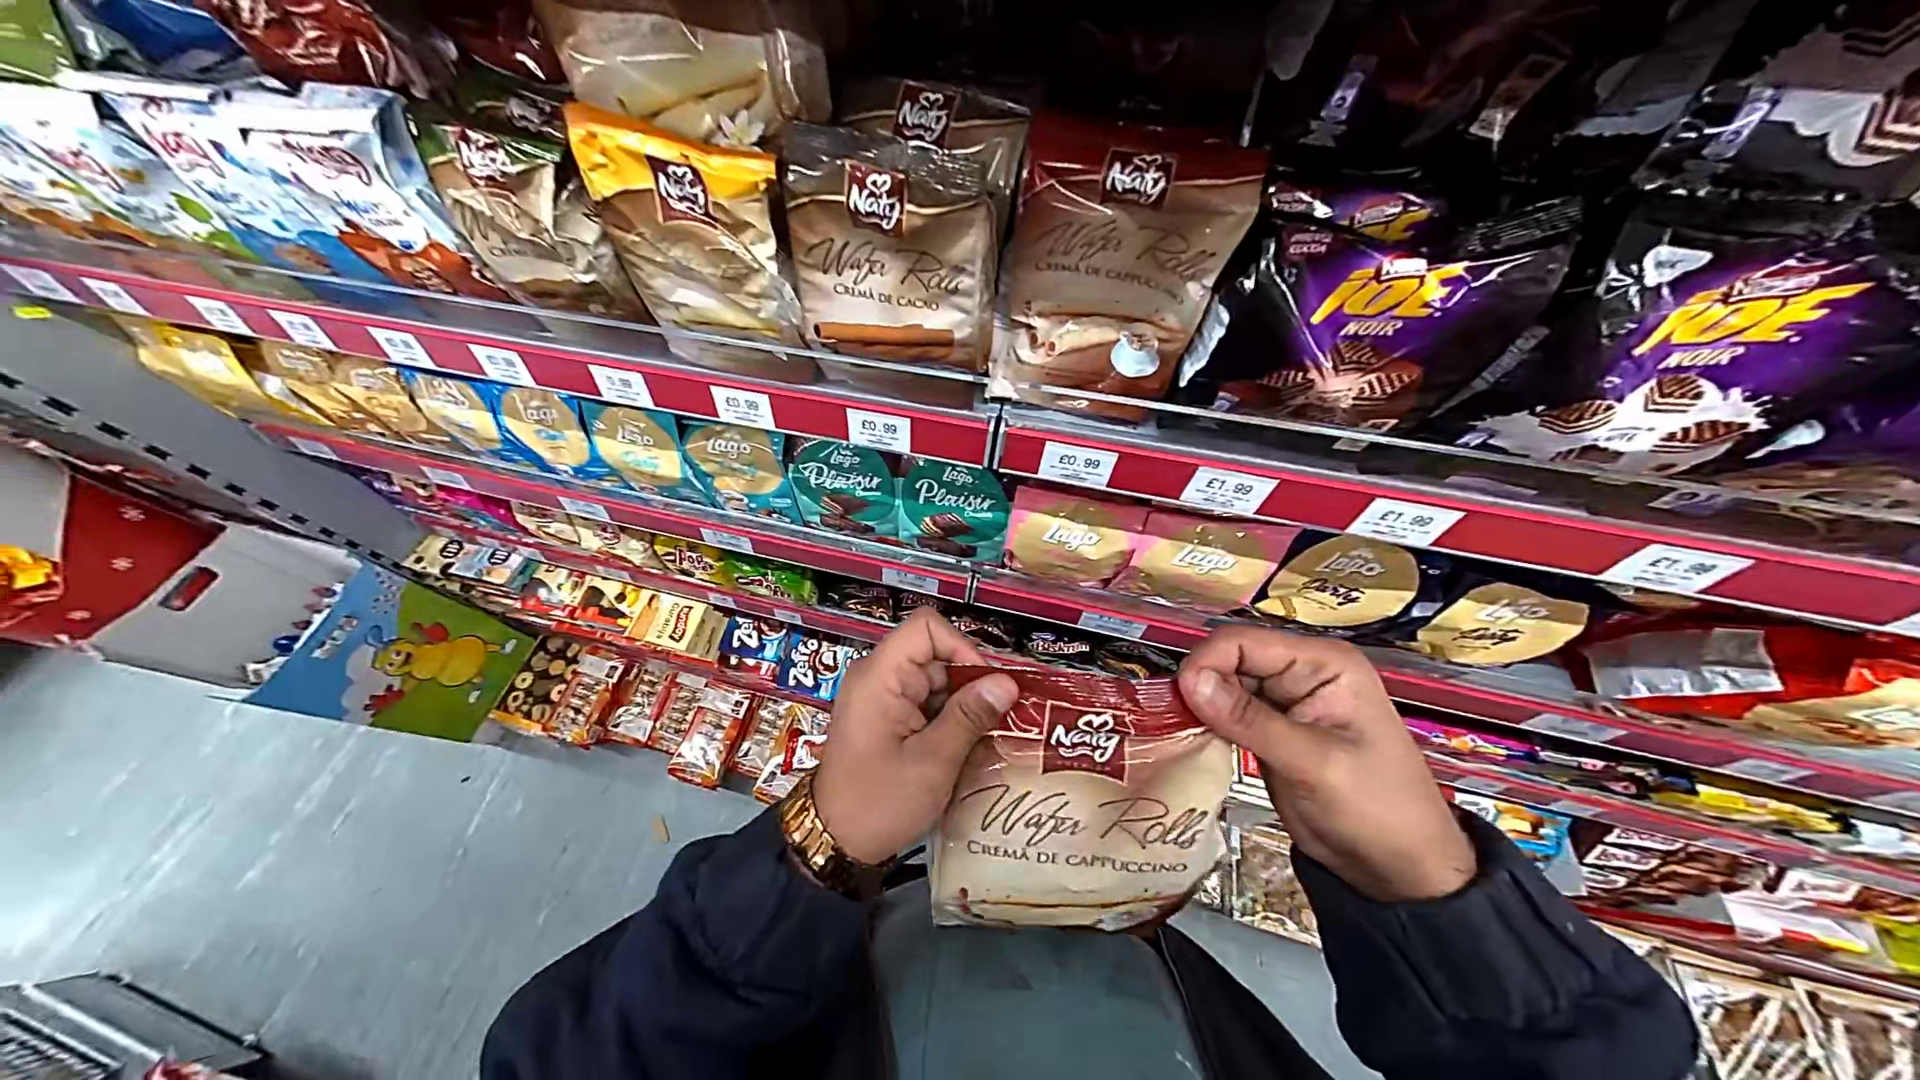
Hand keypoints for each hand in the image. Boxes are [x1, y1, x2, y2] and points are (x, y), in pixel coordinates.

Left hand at [812, 609, 1018, 863]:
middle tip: (996, 718)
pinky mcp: (886, 715)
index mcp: (880, 675)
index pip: (927, 627)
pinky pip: (926, 700)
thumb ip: (969, 717)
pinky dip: (948, 718)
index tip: (984, 686)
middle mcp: (878, 676)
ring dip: (962, 704)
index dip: (962, 647)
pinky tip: (964, 746)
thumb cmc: (878, 802)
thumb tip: (1007, 683)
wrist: (833, 841)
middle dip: (969, 682)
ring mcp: (881, 695)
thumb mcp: (933, 762)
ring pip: (936, 679)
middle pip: (935, 652)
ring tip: (984, 737)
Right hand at [1177, 627, 1474, 901]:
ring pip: (1221, 684)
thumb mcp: (1313, 763)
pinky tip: (1197, 740)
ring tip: (1182, 731)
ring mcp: (1284, 700)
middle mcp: (1300, 672)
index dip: (1206, 663)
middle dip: (1200, 685)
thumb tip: (1190, 680)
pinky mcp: (1269, 727)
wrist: (1399, 871)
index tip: (1180, 697)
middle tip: (1177, 720)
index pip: (1243, 642)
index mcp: (1323, 664)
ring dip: (1200, 705)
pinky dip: (1208, 723)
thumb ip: (1249, 719)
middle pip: (1227, 659)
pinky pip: (1226, 711)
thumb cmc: (1378, 812)